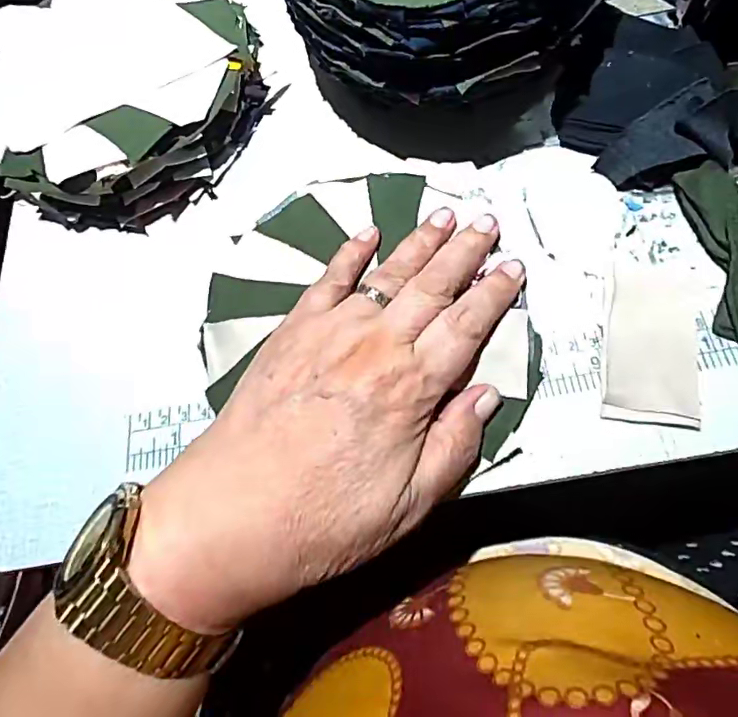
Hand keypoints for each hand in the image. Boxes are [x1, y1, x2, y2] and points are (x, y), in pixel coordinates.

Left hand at [128, 208, 523, 634]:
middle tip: (488, 222)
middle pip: (434, 286)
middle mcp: (376, 347)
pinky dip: (350, 253)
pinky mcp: (294, 331)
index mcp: (410, 389)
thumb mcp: (408, 505)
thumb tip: (487, 395)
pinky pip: (328, 280)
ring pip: (389, 275)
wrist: (223, 521)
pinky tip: (368, 234)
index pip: (467, 326)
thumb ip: (455, 445)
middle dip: (466, 251)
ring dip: (421, 242)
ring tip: (445, 215)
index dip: (495, 293)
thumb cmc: (322, 522)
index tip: (513, 266)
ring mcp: (332, 332)